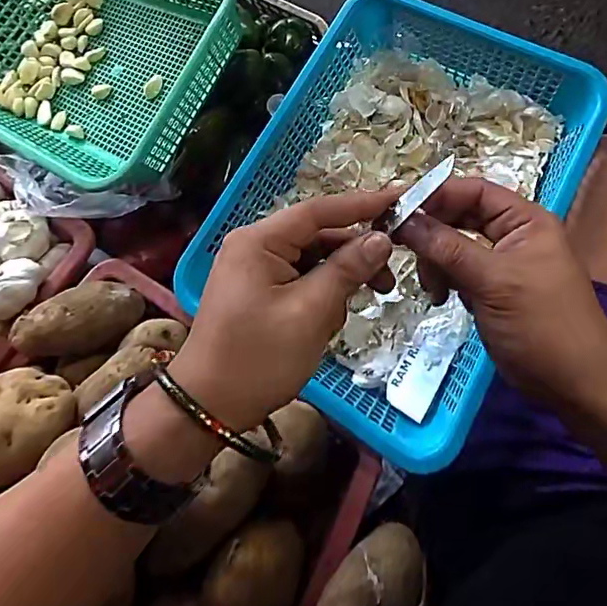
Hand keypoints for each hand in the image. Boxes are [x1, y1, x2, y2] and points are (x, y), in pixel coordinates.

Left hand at [170, 188, 400, 430]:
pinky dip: (322, 294)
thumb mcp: (309, 313)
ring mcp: (254, 268)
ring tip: (361, 304)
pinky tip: (332, 317)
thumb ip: (347, 270)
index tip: (400, 198)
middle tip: (389, 276)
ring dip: (339, 279)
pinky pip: (300, 278)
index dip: (362, 204)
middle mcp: (255, 245)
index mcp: (259, 241)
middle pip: (317, 235)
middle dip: (354, 254)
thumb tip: (381, 238)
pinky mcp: (258, 290)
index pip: (319, 210)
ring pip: (312, 259)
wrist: (207, 408)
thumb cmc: (257, 359)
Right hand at [394, 178, 606, 403]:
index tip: (401, 210)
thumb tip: (405, 220)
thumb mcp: (493, 281)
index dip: (437, 195)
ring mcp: (503, 262)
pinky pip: (458, 270)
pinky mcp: (492, 289)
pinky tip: (439, 296)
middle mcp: (513, 234)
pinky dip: (444, 279)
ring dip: (436, 260)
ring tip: (431, 287)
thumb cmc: (543, 325)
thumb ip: (447, 247)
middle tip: (402, 247)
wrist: (577, 387)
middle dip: (432, 231)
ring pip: (454, 244)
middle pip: (461, 216)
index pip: (474, 191)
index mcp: (525, 220)